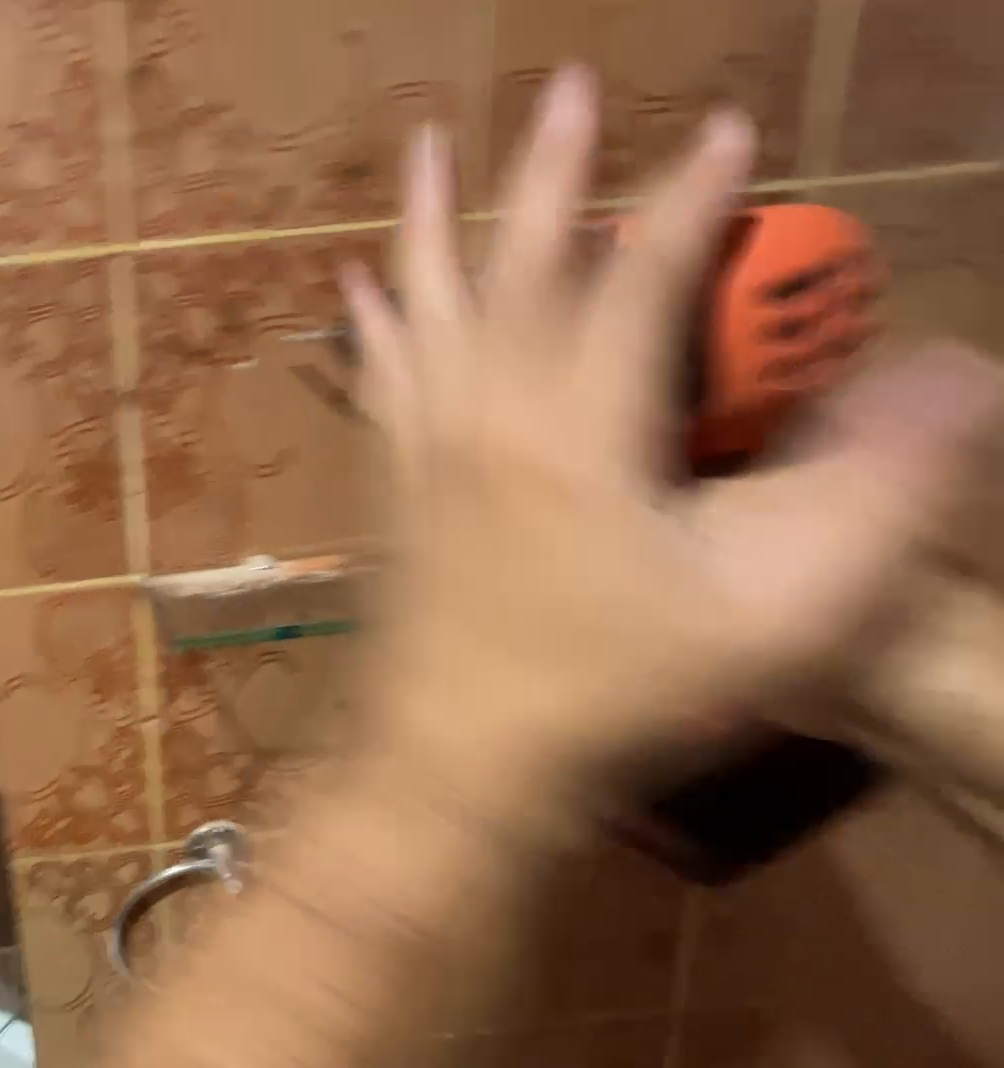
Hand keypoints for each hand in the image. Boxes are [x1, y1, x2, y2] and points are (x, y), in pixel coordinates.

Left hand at [348, 68, 1002, 796]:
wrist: (459, 751)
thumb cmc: (607, 694)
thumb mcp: (774, 614)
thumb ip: (873, 490)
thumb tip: (958, 368)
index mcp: (575, 433)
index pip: (637, 284)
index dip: (687, 204)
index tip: (725, 130)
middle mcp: (482, 416)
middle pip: (514, 268)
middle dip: (545, 172)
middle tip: (559, 85)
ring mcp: (420, 445)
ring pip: (419, 307)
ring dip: (426, 222)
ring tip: (424, 148)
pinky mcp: (386, 480)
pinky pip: (373, 378)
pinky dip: (367, 323)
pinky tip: (355, 283)